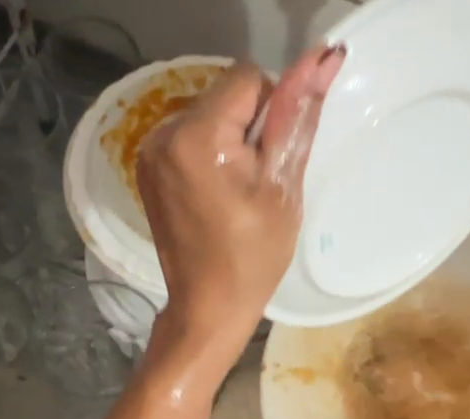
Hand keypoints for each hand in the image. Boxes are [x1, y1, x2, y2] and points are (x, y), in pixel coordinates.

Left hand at [136, 47, 344, 350]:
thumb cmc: (252, 258)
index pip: (248, 79)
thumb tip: (323, 60)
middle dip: (248, 129)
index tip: (271, 162)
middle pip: (224, 95)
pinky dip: (208, 154)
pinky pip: (188, 137)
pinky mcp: (146, 168)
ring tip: (236, 195)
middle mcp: (164, 133)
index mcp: (197, 136)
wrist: (208, 307)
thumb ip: (296, 119)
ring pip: (207, 115)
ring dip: (229, 141)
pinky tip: (217, 196)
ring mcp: (149, 151)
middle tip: (255, 185)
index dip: (272, 113)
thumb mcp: (282, 187)